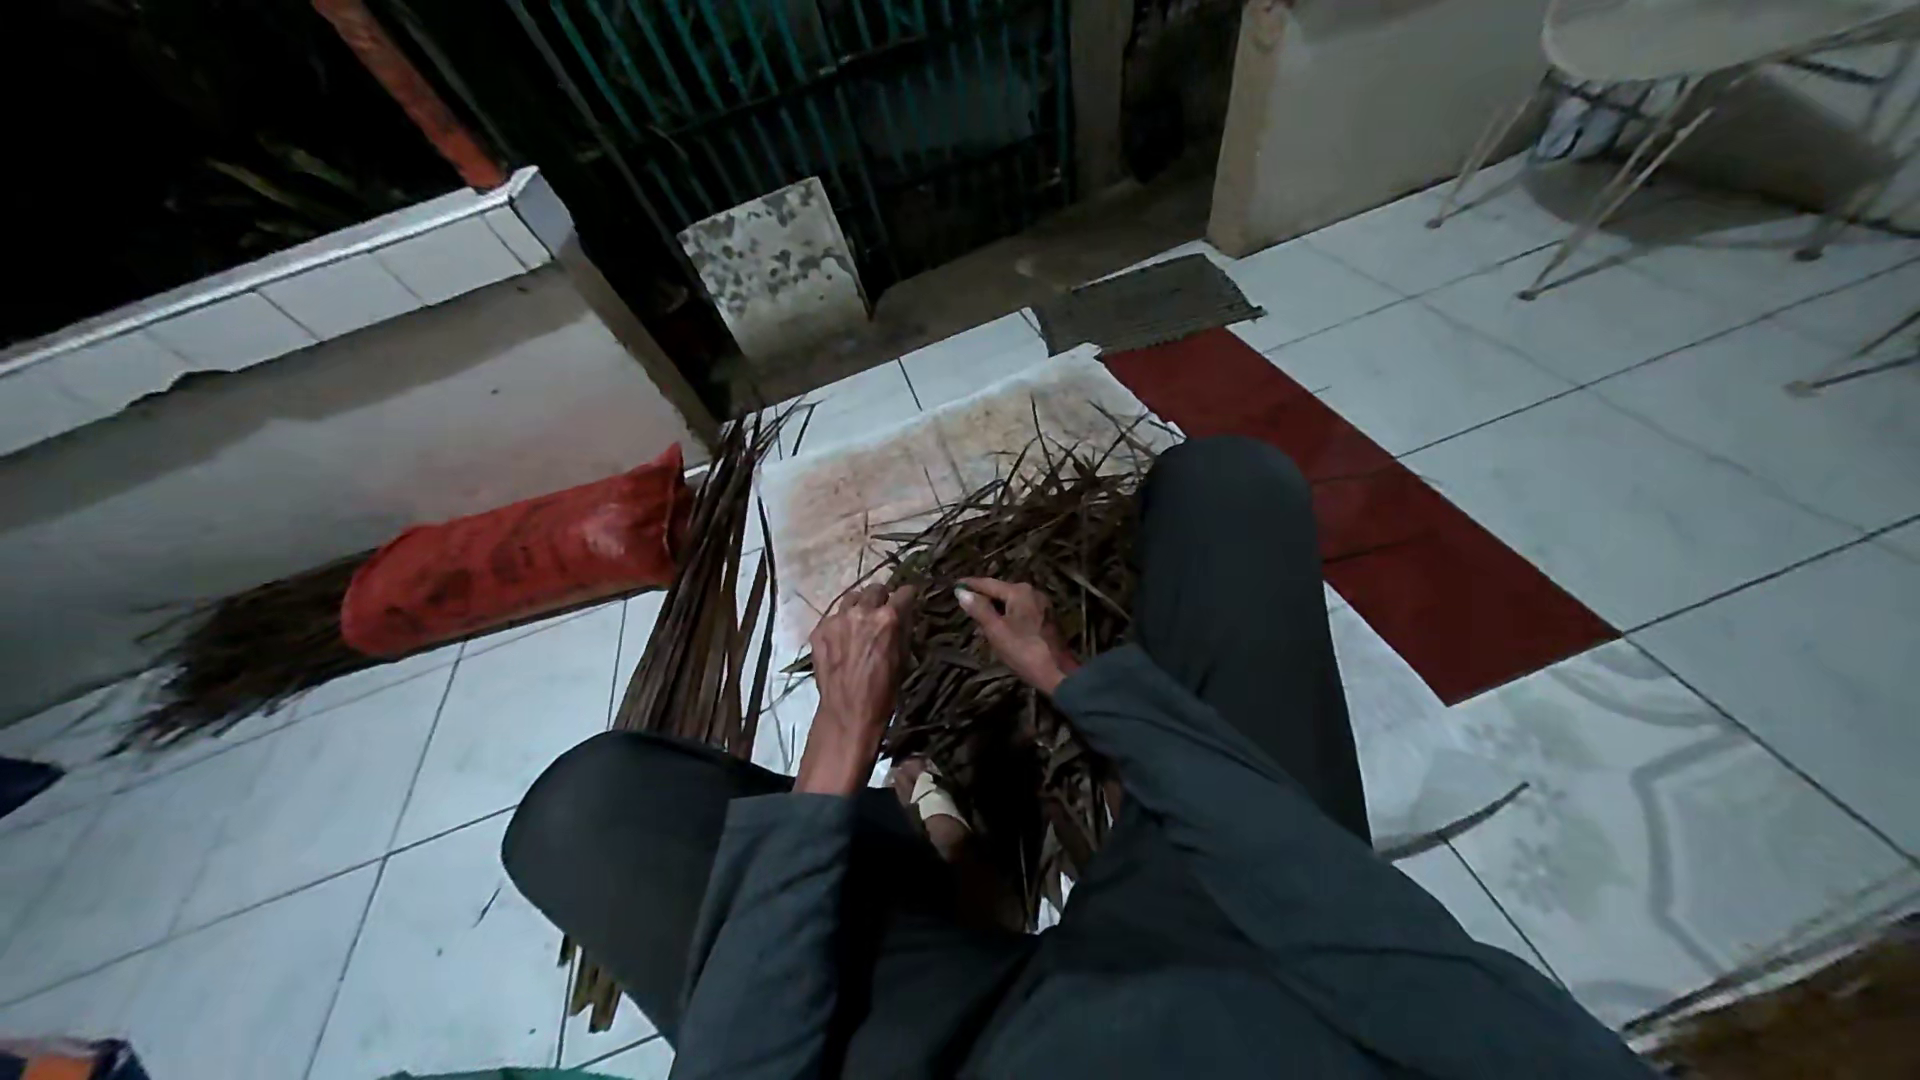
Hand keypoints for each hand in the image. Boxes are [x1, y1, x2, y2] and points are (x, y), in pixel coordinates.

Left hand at [796, 583, 916, 794]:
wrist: (847, 712)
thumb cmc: (883, 689)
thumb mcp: (903, 657)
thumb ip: (904, 628)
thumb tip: (906, 611)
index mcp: (887, 618)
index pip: (904, 592)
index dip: (909, 595)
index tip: (909, 599)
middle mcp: (861, 611)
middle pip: (875, 589)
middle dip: (882, 597)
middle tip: (883, 610)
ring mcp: (837, 619)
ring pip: (852, 598)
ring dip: (860, 605)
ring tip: (860, 620)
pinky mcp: (819, 629)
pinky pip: (834, 616)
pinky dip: (841, 622)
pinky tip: (843, 637)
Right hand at [955, 578, 1078, 696]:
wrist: (1058, 672)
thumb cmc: (1023, 650)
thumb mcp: (996, 630)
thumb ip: (979, 609)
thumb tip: (962, 592)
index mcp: (1020, 591)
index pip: (989, 583)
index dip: (971, 584)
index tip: (956, 584)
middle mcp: (1033, 593)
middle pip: (1002, 591)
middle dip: (984, 597)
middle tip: (965, 602)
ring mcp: (1042, 605)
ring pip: (1012, 602)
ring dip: (995, 608)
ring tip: (978, 615)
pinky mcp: (1046, 619)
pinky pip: (1021, 612)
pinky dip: (1007, 616)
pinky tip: (999, 626)